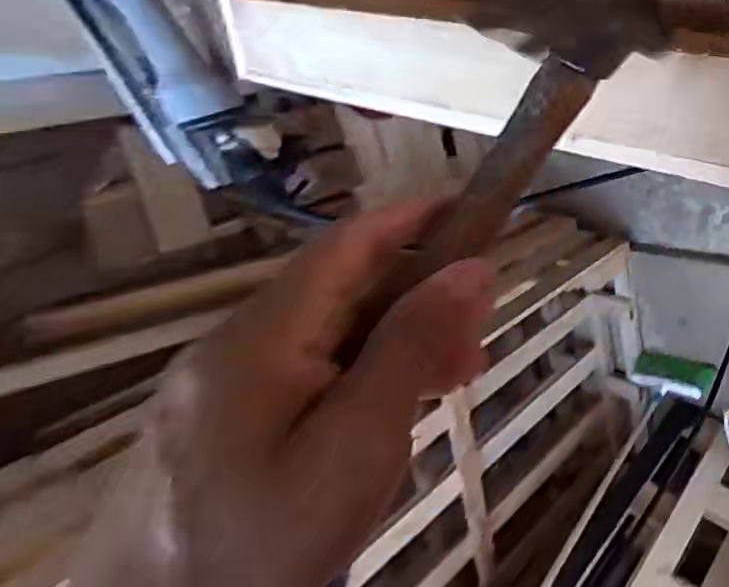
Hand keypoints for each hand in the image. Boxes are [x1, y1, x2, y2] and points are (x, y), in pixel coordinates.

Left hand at [70, 201, 494, 586]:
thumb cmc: (262, 539)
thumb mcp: (359, 440)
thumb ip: (414, 344)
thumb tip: (473, 266)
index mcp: (257, 341)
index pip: (346, 245)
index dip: (415, 216)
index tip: (480, 209)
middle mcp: (232, 351)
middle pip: (347, 288)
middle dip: (426, 292)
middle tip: (483, 326)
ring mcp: (224, 391)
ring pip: (337, 331)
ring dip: (407, 335)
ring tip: (459, 373)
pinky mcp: (226, 427)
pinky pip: (316, 370)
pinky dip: (374, 369)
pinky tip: (406, 403)